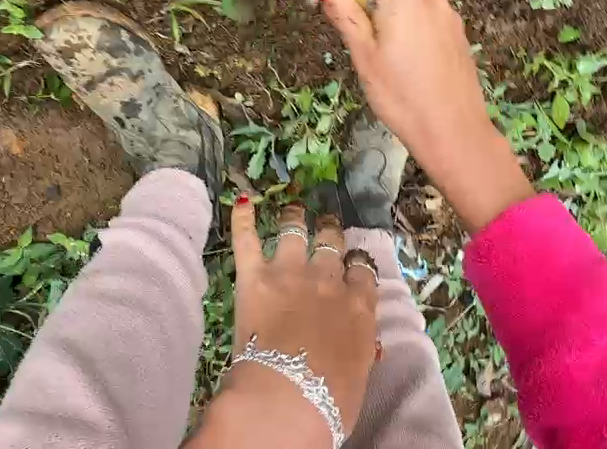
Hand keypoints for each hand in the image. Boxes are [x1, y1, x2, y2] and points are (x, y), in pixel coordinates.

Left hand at [187, 203, 377, 448]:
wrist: (284, 402)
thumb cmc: (327, 403)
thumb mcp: (359, 375)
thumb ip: (362, 345)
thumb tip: (364, 339)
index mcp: (357, 305)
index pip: (362, 269)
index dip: (357, 262)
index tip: (353, 261)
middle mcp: (327, 279)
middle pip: (331, 242)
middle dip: (330, 232)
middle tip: (326, 226)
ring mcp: (290, 273)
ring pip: (294, 230)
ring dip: (294, 217)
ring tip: (294, 210)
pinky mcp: (254, 276)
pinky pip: (247, 239)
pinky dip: (243, 219)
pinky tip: (242, 203)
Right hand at [315, 0, 534, 230]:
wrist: (454, 132)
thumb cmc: (400, 96)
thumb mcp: (363, 57)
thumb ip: (344, 14)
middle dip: (379, 3)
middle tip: (368, 43)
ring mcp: (449, 16)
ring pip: (414, 5)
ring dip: (399, 19)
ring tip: (392, 62)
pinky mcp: (461, 35)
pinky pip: (430, 21)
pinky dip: (418, 33)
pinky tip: (415, 67)